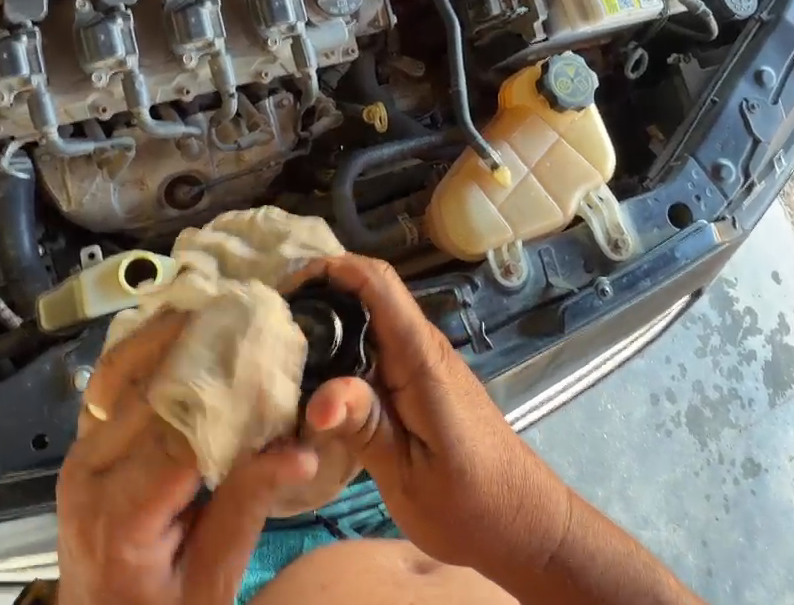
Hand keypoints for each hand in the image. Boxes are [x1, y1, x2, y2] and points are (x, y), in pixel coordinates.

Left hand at [57, 310, 320, 604]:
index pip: (182, 434)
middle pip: (152, 393)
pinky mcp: (83, 444)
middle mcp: (89, 472)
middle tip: (250, 317)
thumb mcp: (213, 578)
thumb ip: (248, 506)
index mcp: (121, 516)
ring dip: (167, 335)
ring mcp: (80, 453)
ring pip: (120, 373)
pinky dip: (141, 348)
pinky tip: (175, 325)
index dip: (229, 396)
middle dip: (203, 353)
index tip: (272, 364)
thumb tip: (302, 451)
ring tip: (214, 303)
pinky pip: (108, 382)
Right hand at [293, 255, 576, 576]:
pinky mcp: (418, 383)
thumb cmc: (472, 504)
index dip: (329, 269)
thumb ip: (364, 428)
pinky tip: (311, 377)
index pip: (376, 283)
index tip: (283, 288)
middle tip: (269, 322)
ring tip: (279, 347)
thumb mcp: (409, 476)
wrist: (524, 524)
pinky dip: (341, 348)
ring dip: (328, 318)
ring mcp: (421, 363)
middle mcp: (421, 347)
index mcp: (419, 358)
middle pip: (369, 290)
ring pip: (370, 317)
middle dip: (319, 290)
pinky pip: (376, 346)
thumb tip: (313, 399)